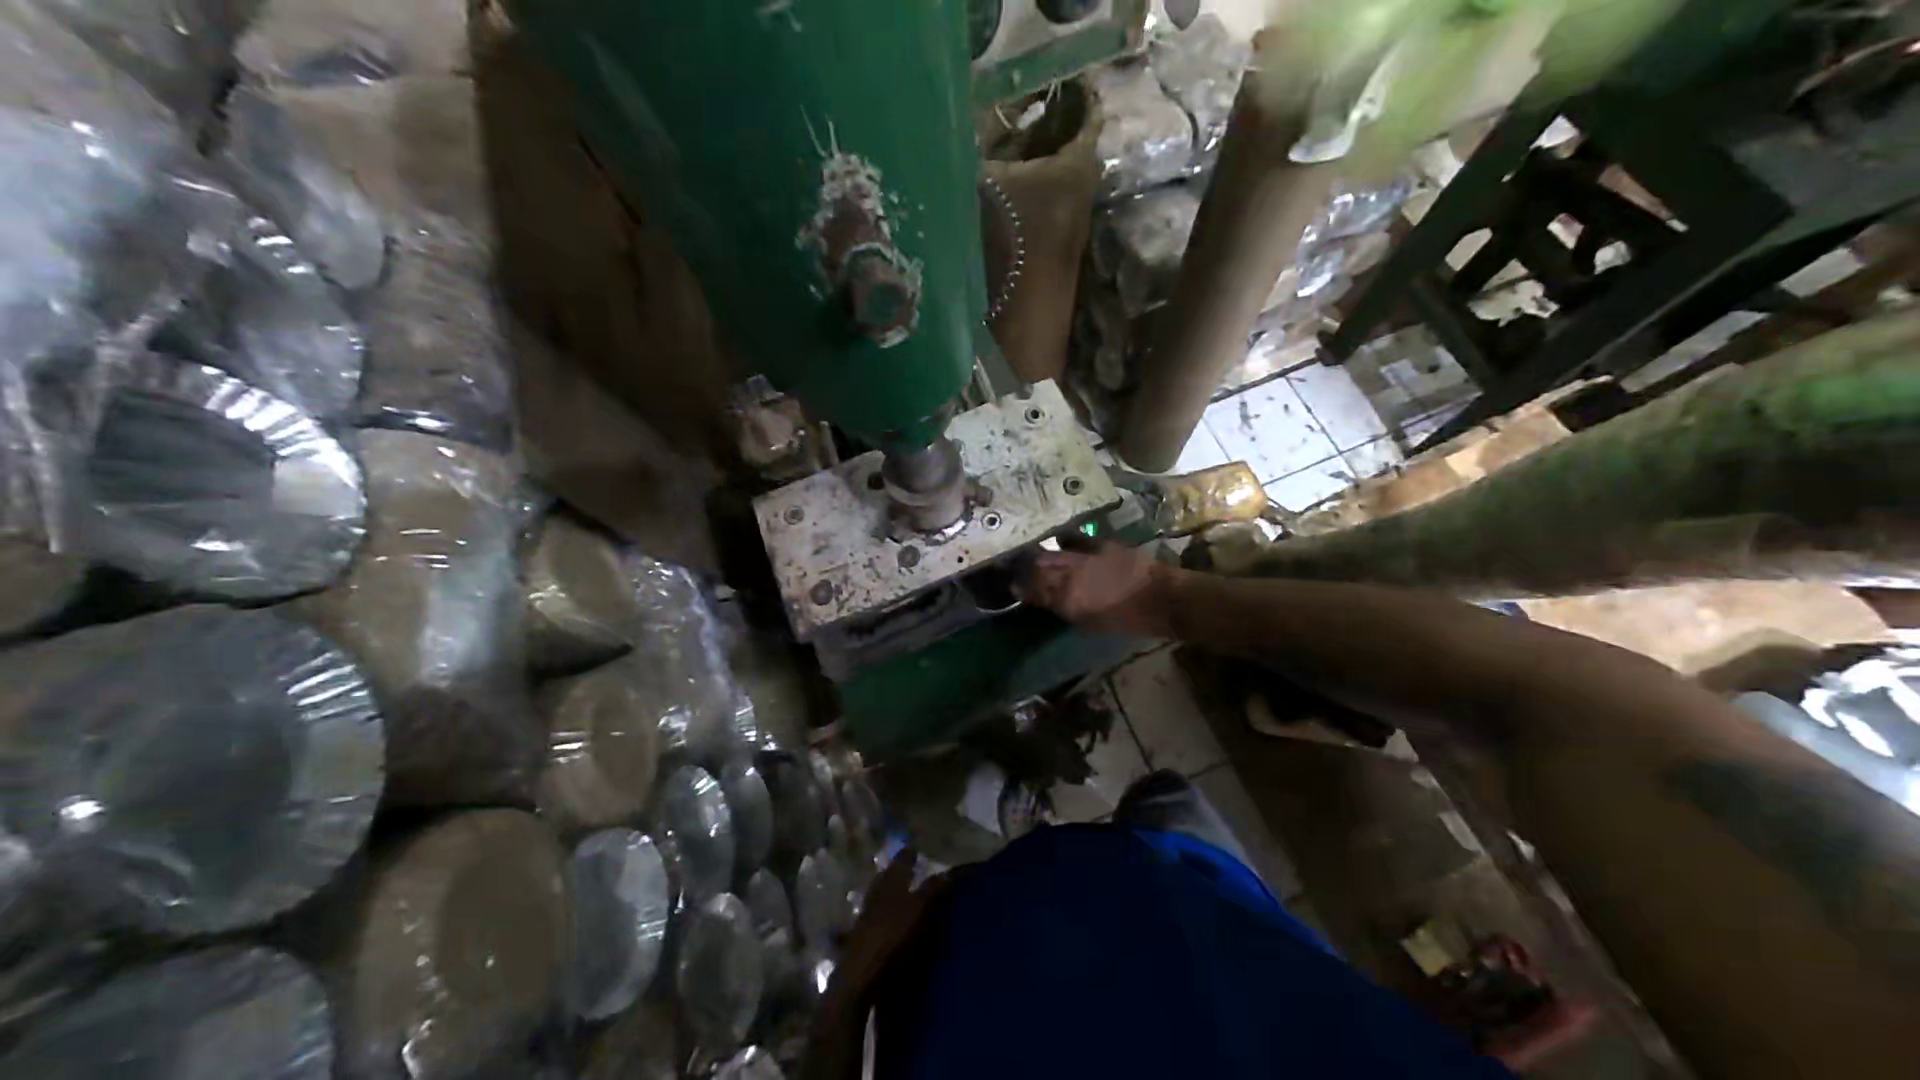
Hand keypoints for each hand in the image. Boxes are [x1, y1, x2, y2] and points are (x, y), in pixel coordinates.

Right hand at [1022, 543, 1173, 636]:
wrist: (1164, 600)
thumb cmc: (1128, 619)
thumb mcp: (1089, 621)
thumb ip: (1062, 606)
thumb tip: (1041, 597)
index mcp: (1068, 597)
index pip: (1032, 587)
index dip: (1020, 586)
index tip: (1012, 586)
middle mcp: (1071, 572)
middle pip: (1038, 563)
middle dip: (1025, 566)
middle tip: (1018, 568)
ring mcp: (1086, 555)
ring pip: (1053, 551)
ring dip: (1041, 553)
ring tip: (1035, 556)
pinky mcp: (1101, 544)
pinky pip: (1075, 539)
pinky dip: (1065, 541)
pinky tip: (1062, 542)